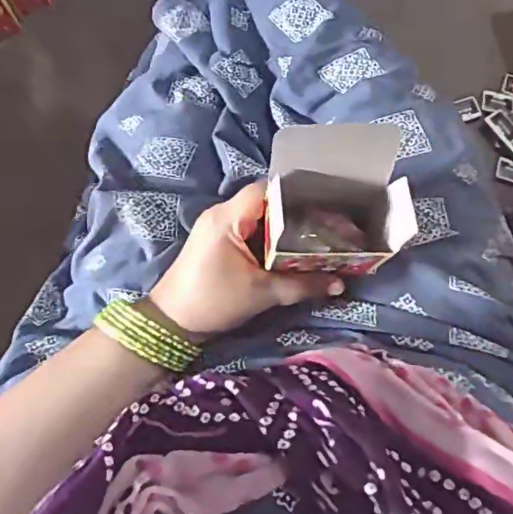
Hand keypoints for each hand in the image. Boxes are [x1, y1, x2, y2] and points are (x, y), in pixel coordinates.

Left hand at [149, 182, 340, 337]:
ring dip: (283, 227)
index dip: (297, 196)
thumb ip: (302, 285)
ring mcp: (216, 227)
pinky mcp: (217, 241)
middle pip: (265, 201)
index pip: (267, 190)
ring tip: (314, 238)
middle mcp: (221, 214)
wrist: (171, 323)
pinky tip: (289, 250)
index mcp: (228, 218)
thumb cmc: (213, 302)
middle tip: (325, 227)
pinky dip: (269, 238)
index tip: (322, 210)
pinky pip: (249, 229)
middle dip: (296, 214)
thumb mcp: (262, 294)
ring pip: (258, 216)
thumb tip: (340, 284)